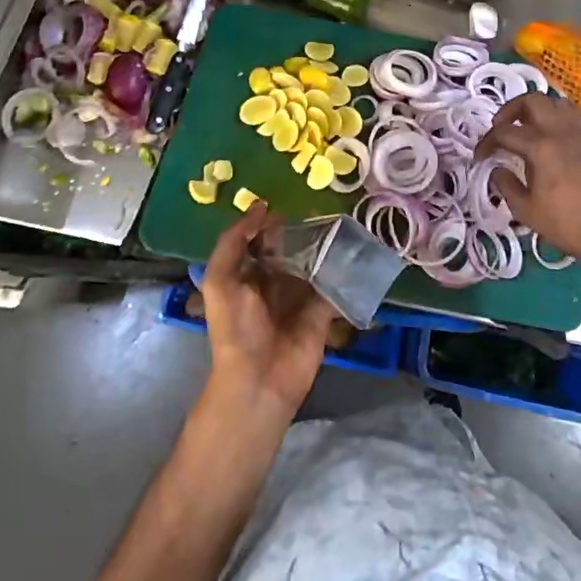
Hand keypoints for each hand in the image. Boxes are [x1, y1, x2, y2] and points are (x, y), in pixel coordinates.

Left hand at [200, 201, 339, 413]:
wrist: (261, 379)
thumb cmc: (236, 329)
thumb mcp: (220, 280)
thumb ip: (233, 242)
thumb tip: (260, 207)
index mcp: (247, 273)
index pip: (260, 238)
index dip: (271, 221)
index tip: (290, 202)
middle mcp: (274, 281)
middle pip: (291, 247)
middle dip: (305, 230)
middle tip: (326, 208)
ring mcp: (301, 295)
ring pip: (316, 262)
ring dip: (328, 246)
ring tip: (347, 222)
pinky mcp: (323, 310)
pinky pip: (336, 285)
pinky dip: (346, 270)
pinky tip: (360, 250)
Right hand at [474, 94, 580, 278]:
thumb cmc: (564, 224)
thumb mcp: (524, 209)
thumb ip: (505, 184)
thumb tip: (497, 169)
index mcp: (541, 147)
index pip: (505, 132)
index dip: (486, 143)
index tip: (480, 157)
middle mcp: (562, 132)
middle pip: (532, 100)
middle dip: (510, 110)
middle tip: (501, 128)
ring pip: (557, 103)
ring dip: (538, 110)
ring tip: (528, 128)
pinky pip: (575, 119)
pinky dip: (559, 121)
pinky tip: (555, 141)